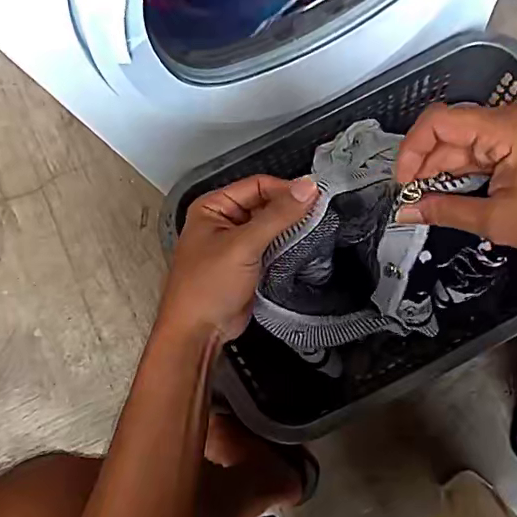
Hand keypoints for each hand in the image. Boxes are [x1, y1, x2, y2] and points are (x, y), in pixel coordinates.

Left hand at [158, 174, 318, 341]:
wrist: (198, 331)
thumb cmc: (205, 288)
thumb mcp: (243, 245)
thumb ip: (277, 215)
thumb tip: (306, 189)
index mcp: (213, 207)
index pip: (258, 185)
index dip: (286, 190)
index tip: (313, 197)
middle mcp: (224, 221)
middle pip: (267, 204)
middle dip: (290, 210)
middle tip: (317, 215)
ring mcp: (237, 243)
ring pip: (272, 226)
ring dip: (291, 229)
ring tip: (313, 232)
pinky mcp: (248, 263)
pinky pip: (273, 246)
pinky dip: (288, 246)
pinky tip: (303, 249)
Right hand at [393, 101, 516, 256]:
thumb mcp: (497, 220)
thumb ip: (445, 211)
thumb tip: (407, 212)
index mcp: (506, 127)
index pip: (439, 121)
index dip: (412, 150)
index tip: (402, 184)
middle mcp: (511, 117)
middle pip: (450, 131)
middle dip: (425, 165)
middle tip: (409, 200)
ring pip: (465, 142)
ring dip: (443, 170)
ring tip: (424, 201)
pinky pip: (483, 149)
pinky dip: (464, 171)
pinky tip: (448, 192)